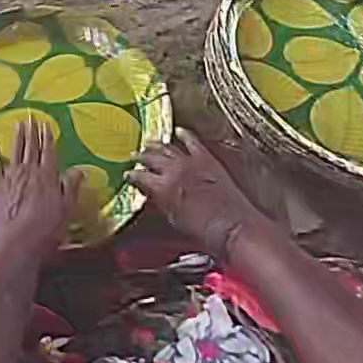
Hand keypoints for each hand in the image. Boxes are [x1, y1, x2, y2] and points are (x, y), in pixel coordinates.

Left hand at [0, 119, 82, 259]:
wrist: (15, 242)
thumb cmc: (45, 229)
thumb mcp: (66, 209)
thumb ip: (71, 187)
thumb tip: (79, 170)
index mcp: (47, 175)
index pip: (49, 151)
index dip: (47, 137)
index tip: (46, 124)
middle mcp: (29, 171)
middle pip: (32, 147)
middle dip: (32, 131)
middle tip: (31, 116)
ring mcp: (11, 177)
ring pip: (15, 151)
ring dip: (17, 137)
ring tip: (19, 124)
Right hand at [127, 129, 268, 260]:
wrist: (233, 226)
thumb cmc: (203, 231)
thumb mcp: (173, 219)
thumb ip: (160, 203)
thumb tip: (153, 196)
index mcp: (161, 188)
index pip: (139, 177)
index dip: (132, 175)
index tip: (129, 175)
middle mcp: (172, 170)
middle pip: (150, 158)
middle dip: (141, 157)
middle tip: (135, 156)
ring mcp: (190, 161)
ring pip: (168, 147)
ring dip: (157, 145)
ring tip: (150, 143)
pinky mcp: (206, 158)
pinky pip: (192, 141)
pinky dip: (184, 134)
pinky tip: (179, 131)